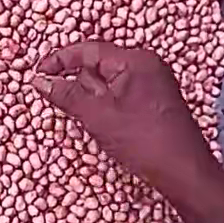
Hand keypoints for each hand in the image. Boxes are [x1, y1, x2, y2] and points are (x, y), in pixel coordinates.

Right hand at [31, 41, 223, 210]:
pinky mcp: (154, 102)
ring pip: (108, 84)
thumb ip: (66, 95)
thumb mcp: (97, 116)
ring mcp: (153, 84)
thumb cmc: (145, 142)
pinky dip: (106, 107)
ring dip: (93, 100)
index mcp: (135, 60)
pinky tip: (106, 127)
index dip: (59, 60)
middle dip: (79, 86)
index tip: (38, 73)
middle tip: (71, 108)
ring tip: (96, 123)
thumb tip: (40, 81)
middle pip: (98, 66)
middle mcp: (147, 66)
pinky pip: (120, 96)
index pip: (89, 49)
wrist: (185, 173)